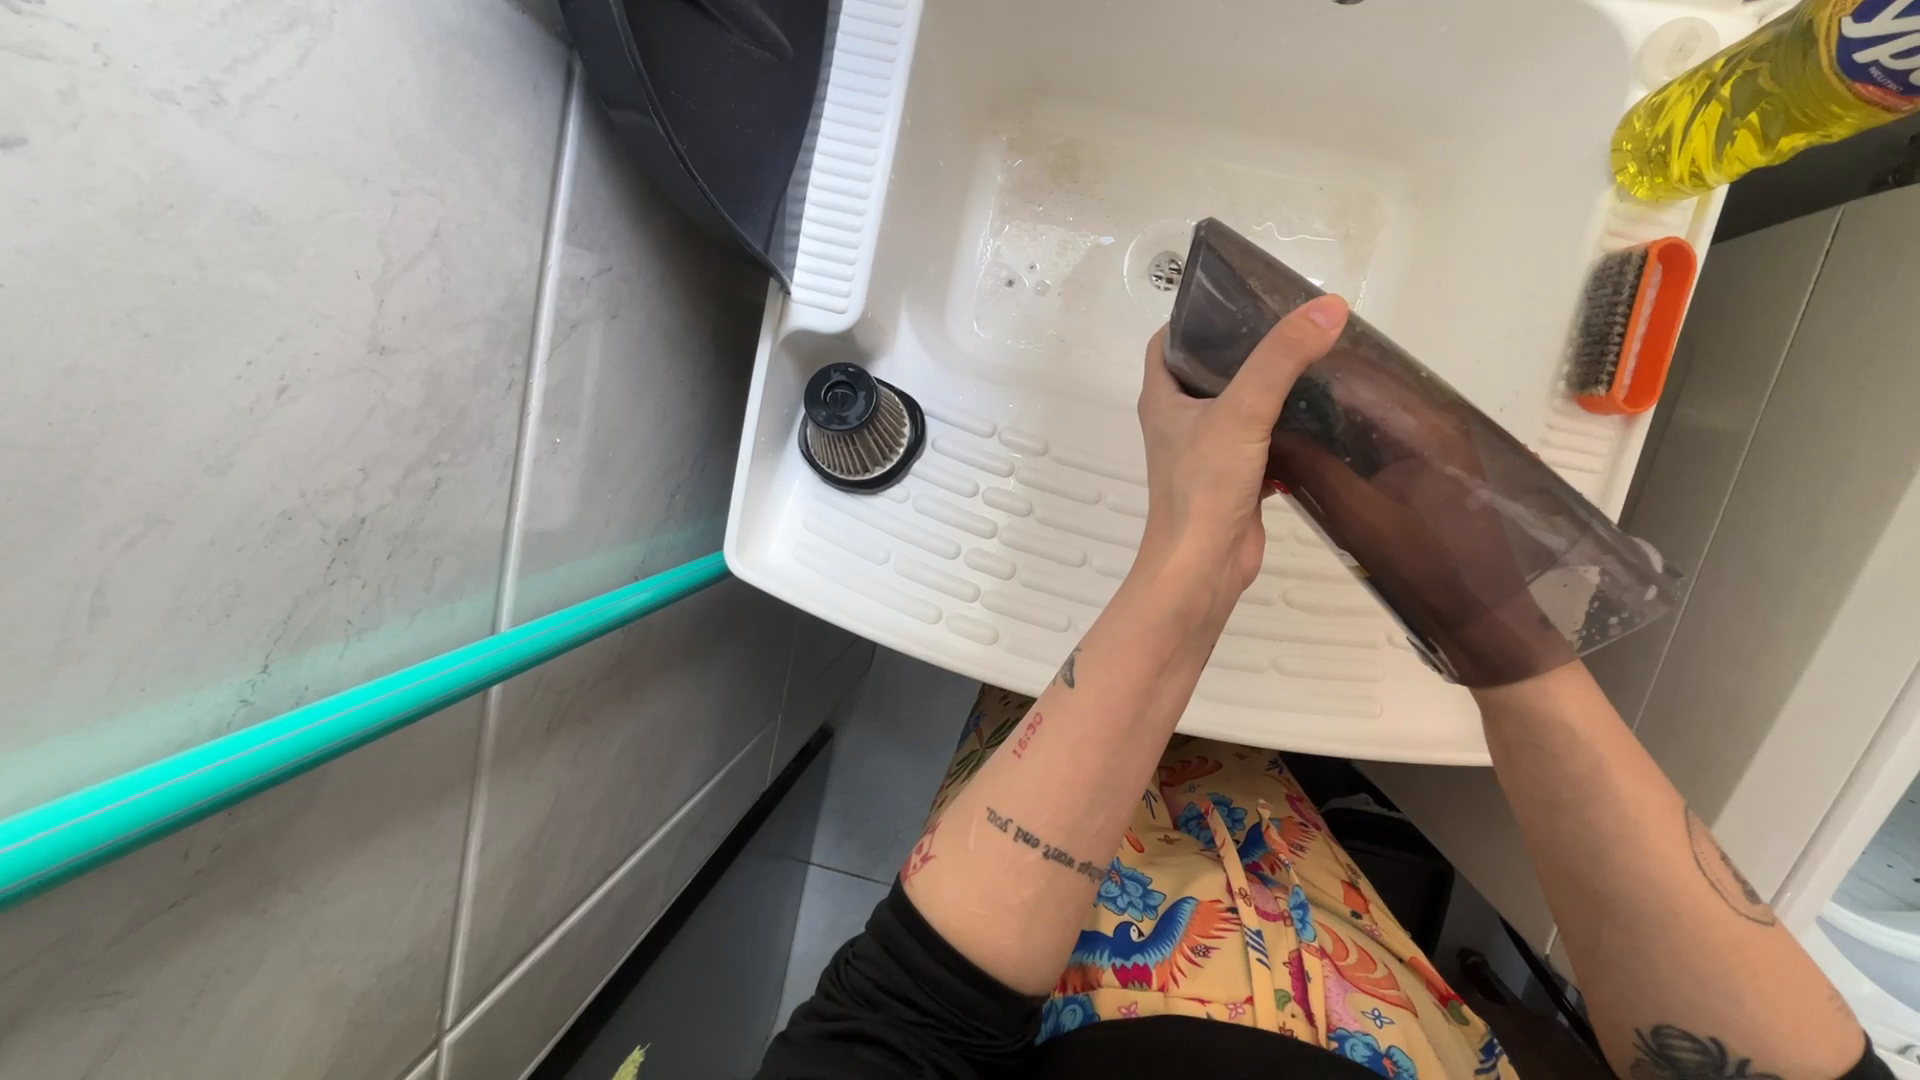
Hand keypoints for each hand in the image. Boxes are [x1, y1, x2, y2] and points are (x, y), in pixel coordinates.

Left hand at [1133, 294, 1348, 625]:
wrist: (1204, 566)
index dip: (1195, 317)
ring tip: (1316, 363)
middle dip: (1246, 350)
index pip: (1167, 342)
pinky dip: (1286, 432)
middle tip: (1294, 326)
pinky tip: (1322, 420)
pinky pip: (1262, 444)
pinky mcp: (1234, 480)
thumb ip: (1280, 360)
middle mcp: (1180, 422)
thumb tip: (1327, 308)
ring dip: (1271, 391)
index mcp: (1163, 399)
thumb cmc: (1204, 487)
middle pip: (1209, 372)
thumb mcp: (1242, 412)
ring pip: (1239, 409)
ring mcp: (1205, 453)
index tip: (1240, 298)